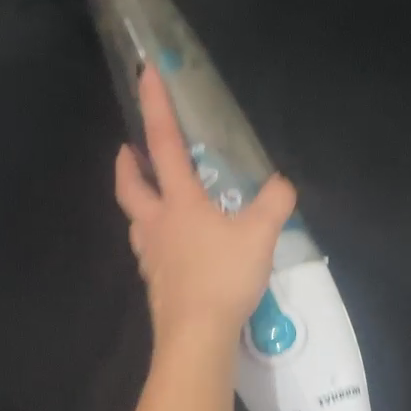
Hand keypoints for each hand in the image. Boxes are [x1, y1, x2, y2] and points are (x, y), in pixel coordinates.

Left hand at [114, 67, 296, 353]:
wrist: (197, 336)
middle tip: (130, 151)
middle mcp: (157, 225)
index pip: (165, 145)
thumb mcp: (260, 236)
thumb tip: (283, 185)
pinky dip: (155, 244)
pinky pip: (150, 256)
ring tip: (152, 203)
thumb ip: (274, 205)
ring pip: (136, 222)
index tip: (145, 74)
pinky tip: (171, 254)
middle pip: (131, 186)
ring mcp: (152, 258)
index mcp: (181, 203)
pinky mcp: (156, 287)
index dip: (156, 107)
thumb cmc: (224, 278)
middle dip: (128, 163)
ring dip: (139, 205)